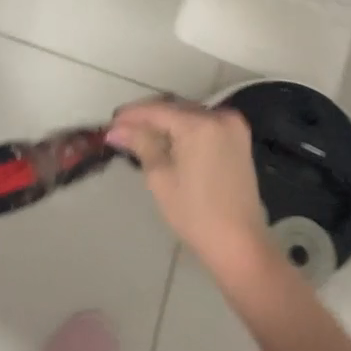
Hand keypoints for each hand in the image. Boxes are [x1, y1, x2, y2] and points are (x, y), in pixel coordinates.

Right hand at [107, 99, 274, 277]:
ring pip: (189, 114)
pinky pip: (204, 124)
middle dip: (148, 116)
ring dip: (165, 121)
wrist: (239, 243)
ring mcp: (233, 126)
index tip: (111, 123)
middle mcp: (220, 116)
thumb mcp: (161, 177)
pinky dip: (184, 128)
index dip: (132, 115)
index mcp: (200, 125)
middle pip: (175, 107)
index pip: (158, 110)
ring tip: (140, 134)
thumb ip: (140, 144)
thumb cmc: (195, 214)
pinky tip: (166, 139)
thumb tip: (116, 130)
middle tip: (122, 129)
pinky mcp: (238, 138)